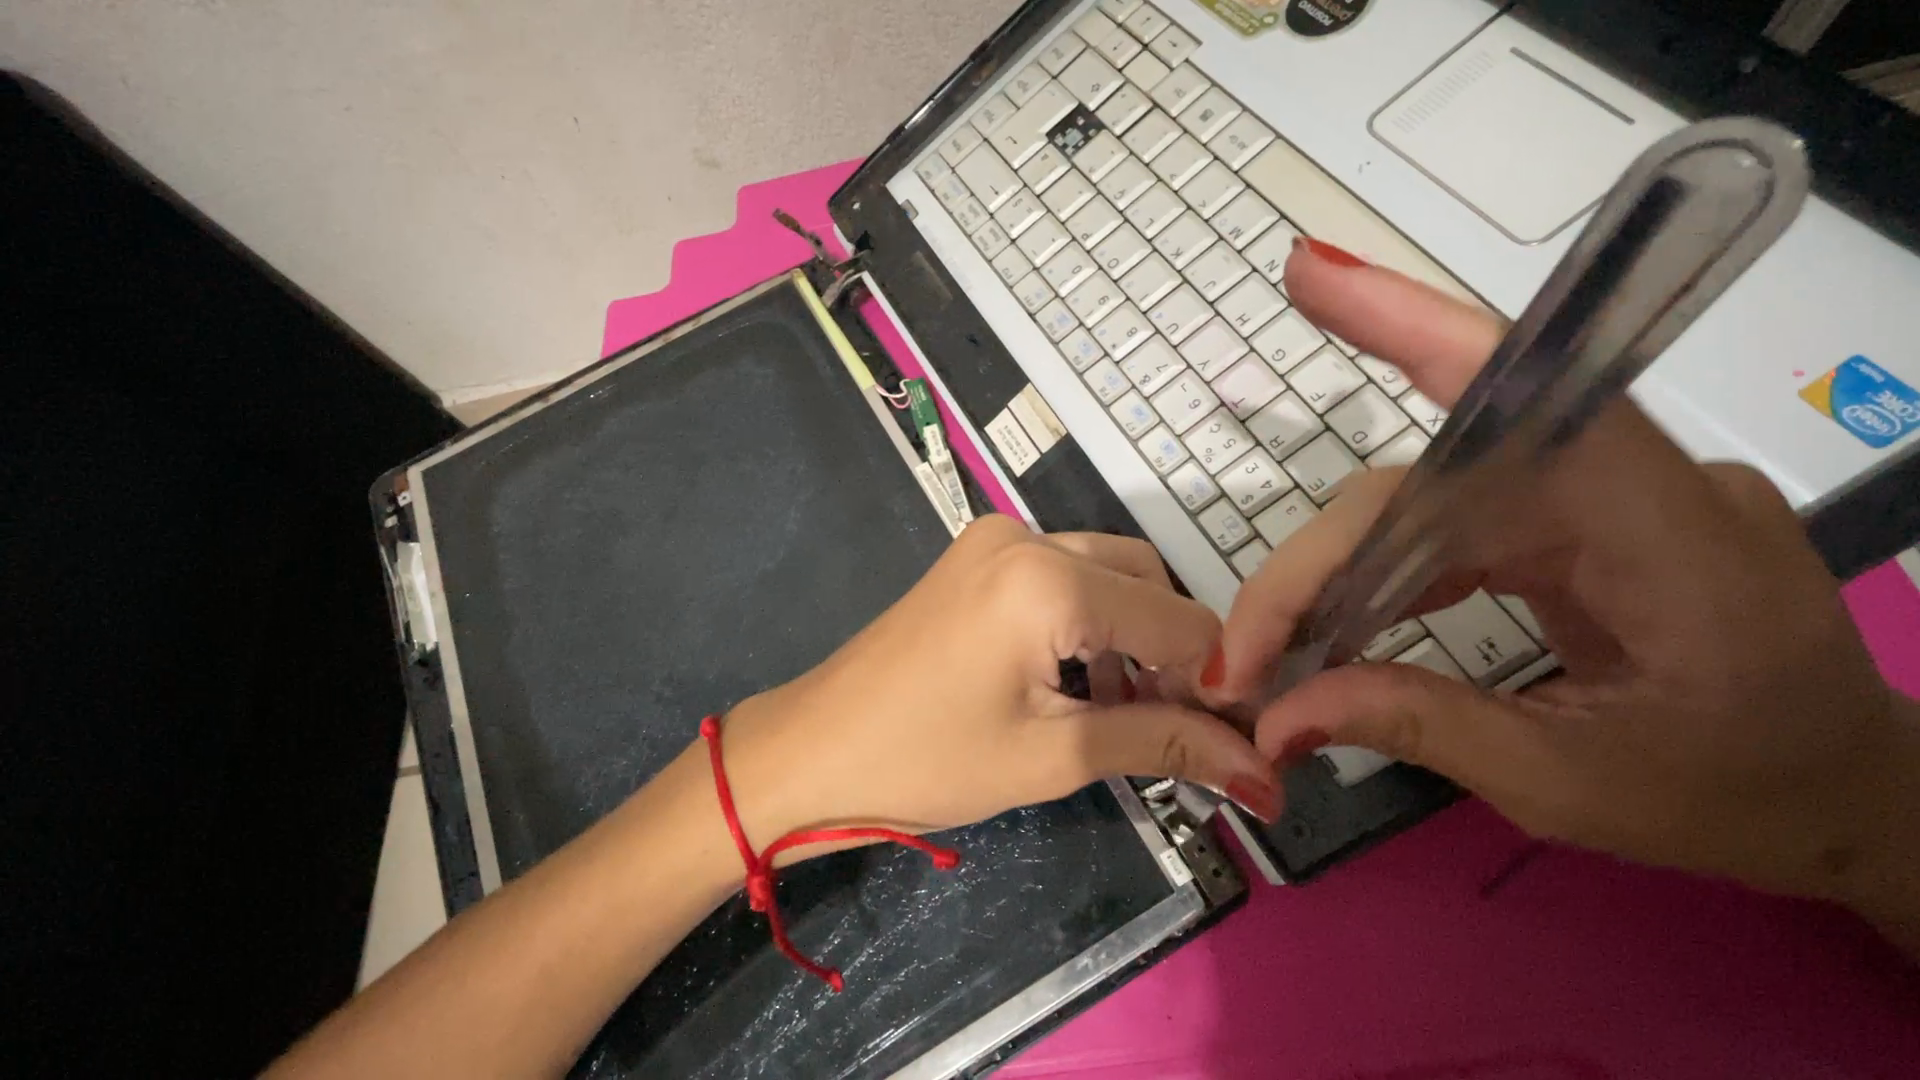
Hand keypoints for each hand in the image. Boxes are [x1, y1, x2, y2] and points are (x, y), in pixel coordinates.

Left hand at [718, 515, 1277, 849]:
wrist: (811, 750)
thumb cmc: (927, 761)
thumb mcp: (1054, 756)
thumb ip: (1164, 744)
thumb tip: (1262, 773)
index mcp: (1051, 578)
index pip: (1182, 622)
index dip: (1217, 685)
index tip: (1232, 744)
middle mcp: (1030, 535)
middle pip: (1148, 583)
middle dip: (1174, 656)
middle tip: (1175, 729)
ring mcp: (997, 540)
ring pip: (1109, 574)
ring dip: (1133, 638)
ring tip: (1124, 713)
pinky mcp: (979, 557)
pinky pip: (1064, 575)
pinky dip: (1090, 622)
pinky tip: (1079, 680)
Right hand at [1214, 241, 1919, 942]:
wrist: (1843, 803)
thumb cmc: (1738, 797)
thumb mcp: (1571, 783)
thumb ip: (1420, 725)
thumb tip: (1276, 714)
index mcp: (1664, 533)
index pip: (1523, 405)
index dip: (1414, 325)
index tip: (1312, 274)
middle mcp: (1625, 485)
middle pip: (1426, 483)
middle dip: (1318, 562)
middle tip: (1240, 651)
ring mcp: (1592, 497)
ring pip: (1421, 502)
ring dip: (1336, 570)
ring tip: (1268, 645)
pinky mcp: (1565, 520)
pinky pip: (1446, 525)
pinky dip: (1379, 574)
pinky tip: (1336, 623)